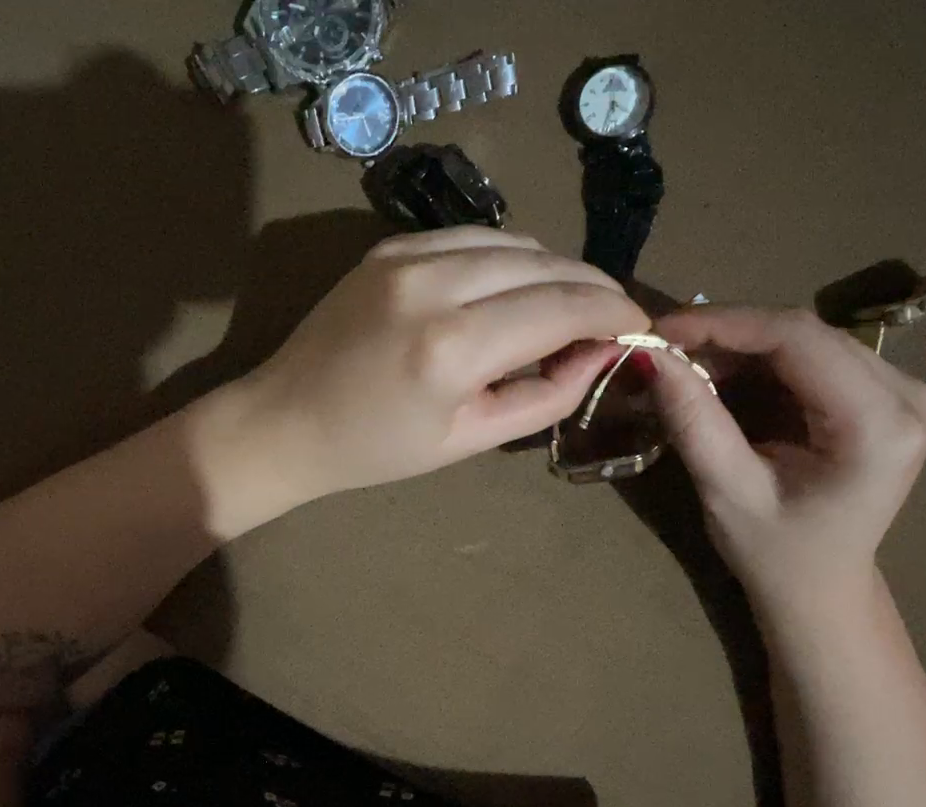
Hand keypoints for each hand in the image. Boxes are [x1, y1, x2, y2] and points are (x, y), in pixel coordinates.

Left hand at [237, 226, 649, 500]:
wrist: (287, 421)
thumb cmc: (376, 450)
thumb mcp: (470, 439)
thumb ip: (546, 395)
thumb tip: (602, 353)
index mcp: (452, 347)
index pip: (562, 306)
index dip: (613, 313)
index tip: (639, 327)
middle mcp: (433, 284)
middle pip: (546, 263)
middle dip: (593, 287)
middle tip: (612, 318)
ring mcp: (406, 255)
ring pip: (515, 241)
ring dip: (554, 269)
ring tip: (568, 307)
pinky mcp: (389, 245)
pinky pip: (474, 237)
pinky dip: (509, 258)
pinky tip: (515, 289)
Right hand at [646, 307, 925, 606]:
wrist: (820, 585)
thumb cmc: (775, 552)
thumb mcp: (726, 492)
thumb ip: (694, 421)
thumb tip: (650, 358)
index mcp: (878, 425)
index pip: (799, 339)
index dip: (725, 323)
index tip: (661, 331)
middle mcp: (907, 393)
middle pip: (804, 332)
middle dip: (727, 333)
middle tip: (664, 349)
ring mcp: (902, 387)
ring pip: (805, 337)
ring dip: (739, 344)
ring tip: (685, 363)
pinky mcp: (884, 390)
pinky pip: (812, 354)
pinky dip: (759, 359)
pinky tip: (721, 373)